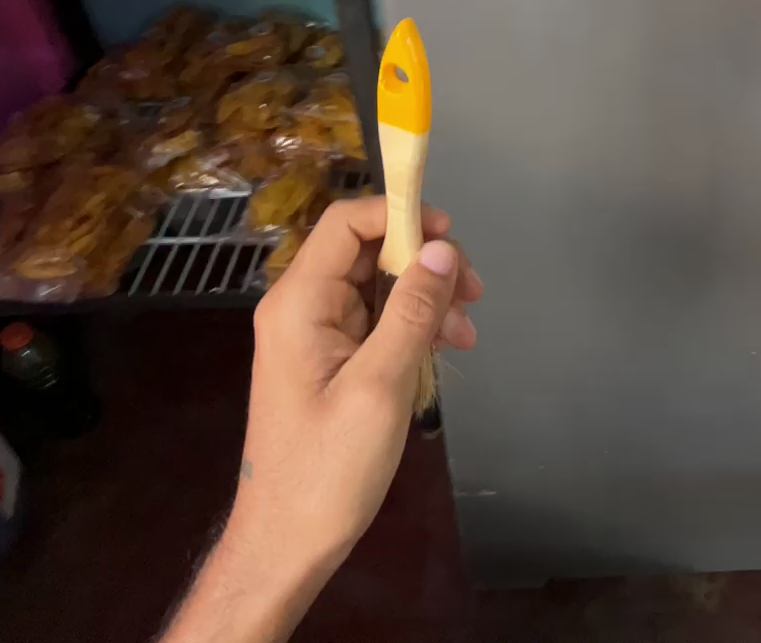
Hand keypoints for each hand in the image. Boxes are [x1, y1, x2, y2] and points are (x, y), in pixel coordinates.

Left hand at [231, 197, 480, 566]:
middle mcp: (305, 306)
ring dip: (428, 297)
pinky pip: (381, 318)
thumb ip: (413, 309)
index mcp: (300, 302)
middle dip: (425, 262)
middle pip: (371, 250)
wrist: (288, 546)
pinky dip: (417, 324)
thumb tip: (442, 248)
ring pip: (382, 284)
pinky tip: (449, 345)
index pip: (348, 223)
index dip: (399, 214)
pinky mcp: (335, 357)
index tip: (449, 234)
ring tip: (465, 331)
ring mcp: (320, 332)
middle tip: (472, 290)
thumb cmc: (327, 469)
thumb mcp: (380, 384)